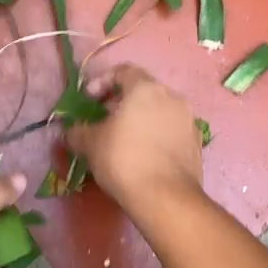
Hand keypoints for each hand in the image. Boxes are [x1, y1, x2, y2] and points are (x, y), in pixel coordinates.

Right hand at [67, 64, 203, 212]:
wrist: (165, 197)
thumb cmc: (123, 160)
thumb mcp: (90, 144)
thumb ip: (78, 131)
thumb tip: (71, 131)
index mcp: (146, 89)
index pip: (123, 71)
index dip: (102, 82)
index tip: (89, 99)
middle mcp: (172, 97)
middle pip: (143, 91)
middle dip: (121, 102)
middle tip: (104, 119)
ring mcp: (189, 120)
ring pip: (159, 111)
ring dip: (140, 119)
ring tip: (123, 140)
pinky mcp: (196, 144)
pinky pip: (171, 131)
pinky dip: (155, 136)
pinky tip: (143, 156)